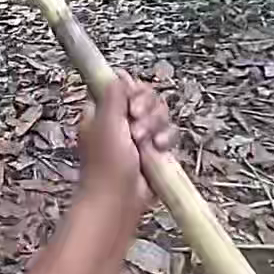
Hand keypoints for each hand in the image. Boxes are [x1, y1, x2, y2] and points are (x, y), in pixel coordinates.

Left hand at [77, 73, 176, 216]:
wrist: (117, 200)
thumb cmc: (106, 164)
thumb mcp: (107, 122)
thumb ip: (114, 95)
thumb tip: (120, 73)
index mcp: (104, 110)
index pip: (127, 86)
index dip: (135, 93)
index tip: (133, 107)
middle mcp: (121, 120)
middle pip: (147, 98)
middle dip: (148, 113)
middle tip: (137, 130)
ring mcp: (138, 135)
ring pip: (160, 115)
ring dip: (157, 127)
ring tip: (147, 144)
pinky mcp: (153, 150)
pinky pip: (168, 133)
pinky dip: (166, 140)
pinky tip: (159, 150)